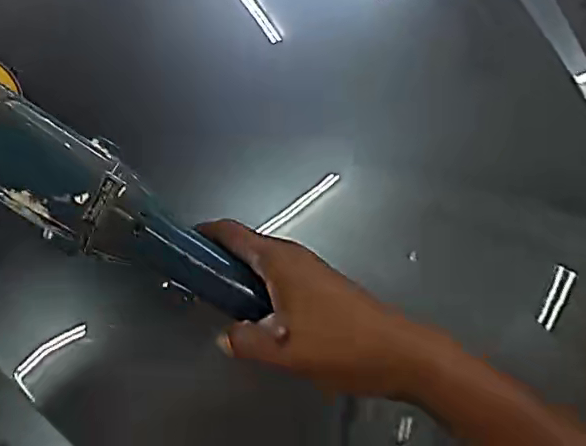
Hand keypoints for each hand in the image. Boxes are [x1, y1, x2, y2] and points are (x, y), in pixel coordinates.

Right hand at [197, 219, 443, 398]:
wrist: (398, 351)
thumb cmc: (341, 343)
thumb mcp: (284, 352)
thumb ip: (247, 342)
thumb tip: (226, 335)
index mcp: (277, 259)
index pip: (232, 232)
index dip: (207, 232)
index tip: (188, 240)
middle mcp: (291, 254)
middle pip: (246, 245)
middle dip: (221, 257)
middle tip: (202, 278)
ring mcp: (308, 266)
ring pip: (264, 261)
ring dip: (242, 274)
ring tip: (228, 302)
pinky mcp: (320, 283)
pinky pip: (280, 274)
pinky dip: (262, 285)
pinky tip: (264, 316)